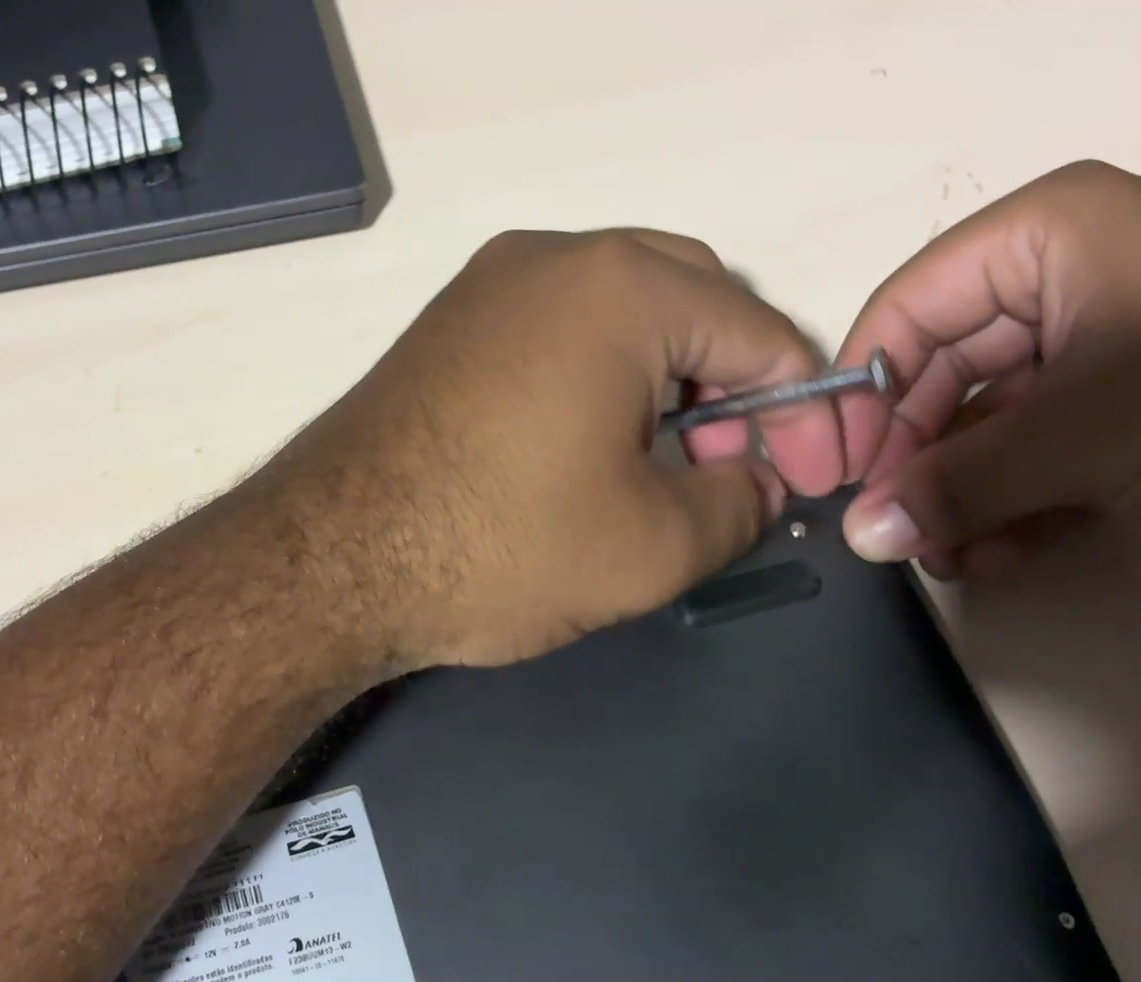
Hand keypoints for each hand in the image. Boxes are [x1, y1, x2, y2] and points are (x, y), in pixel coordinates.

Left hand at [258, 229, 843, 667]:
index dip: (806, 413)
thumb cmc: (497, 548)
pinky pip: (555, 334)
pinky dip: (598, 380)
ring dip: (665, 383)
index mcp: (621, 288)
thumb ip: (740, 502)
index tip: (813, 480)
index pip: (762, 333)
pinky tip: (592, 447)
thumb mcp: (651, 546)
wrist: (327, 562)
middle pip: (693, 305)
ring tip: (666, 469)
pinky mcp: (447, 328)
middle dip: (733, 388)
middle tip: (732, 471)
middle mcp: (552, 260)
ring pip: (619, 316)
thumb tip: (759, 479)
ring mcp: (487, 287)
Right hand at [833, 161, 1140, 578]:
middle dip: (914, 463)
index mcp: (1043, 239)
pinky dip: (1002, 505)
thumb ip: (952, 485)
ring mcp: (1087, 345)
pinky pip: (1023, 450)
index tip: (838, 477)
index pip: (904, 313)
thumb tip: (858, 537)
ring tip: (945, 558)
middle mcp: (1056, 280)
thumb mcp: (1081, 439)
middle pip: (934, 376)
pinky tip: (993, 556)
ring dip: (953, 496)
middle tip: (892, 533)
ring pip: (975, 424)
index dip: (861, 397)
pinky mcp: (1114, 403)